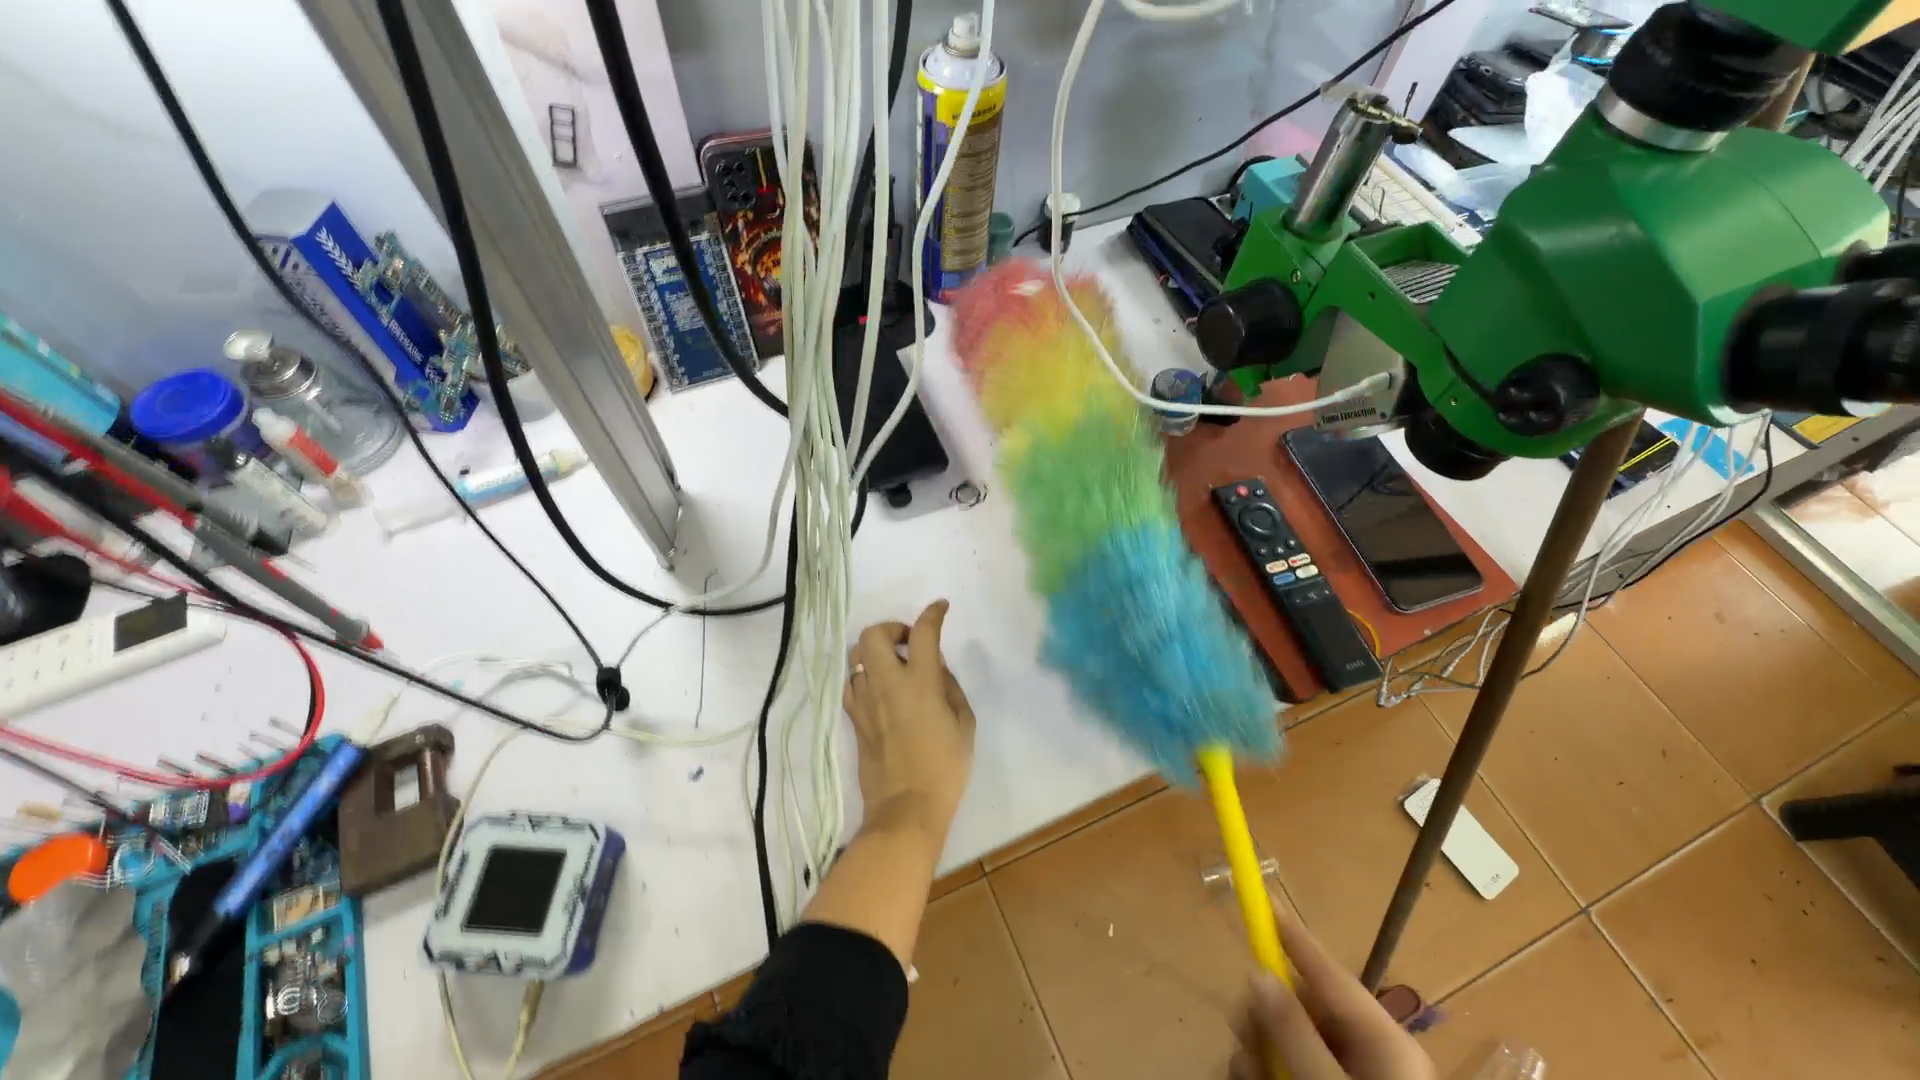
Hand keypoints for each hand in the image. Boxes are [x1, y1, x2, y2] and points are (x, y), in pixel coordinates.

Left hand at [844, 600, 977, 840]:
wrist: (906, 808)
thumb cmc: (945, 767)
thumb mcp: (964, 724)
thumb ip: (949, 688)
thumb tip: (936, 671)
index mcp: (920, 683)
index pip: (922, 633)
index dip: (932, 614)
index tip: (940, 608)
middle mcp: (886, 684)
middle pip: (873, 634)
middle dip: (892, 628)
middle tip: (910, 644)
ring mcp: (864, 701)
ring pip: (856, 656)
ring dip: (875, 652)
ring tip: (895, 668)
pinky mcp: (854, 719)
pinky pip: (852, 683)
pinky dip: (864, 676)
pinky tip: (880, 690)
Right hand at [1231, 910, 1436, 1079]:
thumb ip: (1292, 1032)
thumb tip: (1257, 973)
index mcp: (1385, 1041)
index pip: (1332, 973)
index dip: (1296, 936)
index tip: (1266, 899)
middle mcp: (1370, 1049)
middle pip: (1303, 1004)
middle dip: (1264, 1014)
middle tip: (1240, 1033)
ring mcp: (1354, 1072)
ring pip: (1291, 1034)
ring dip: (1260, 1045)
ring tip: (1248, 1072)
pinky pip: (1293, 1060)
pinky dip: (1268, 1065)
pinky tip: (1254, 1078)